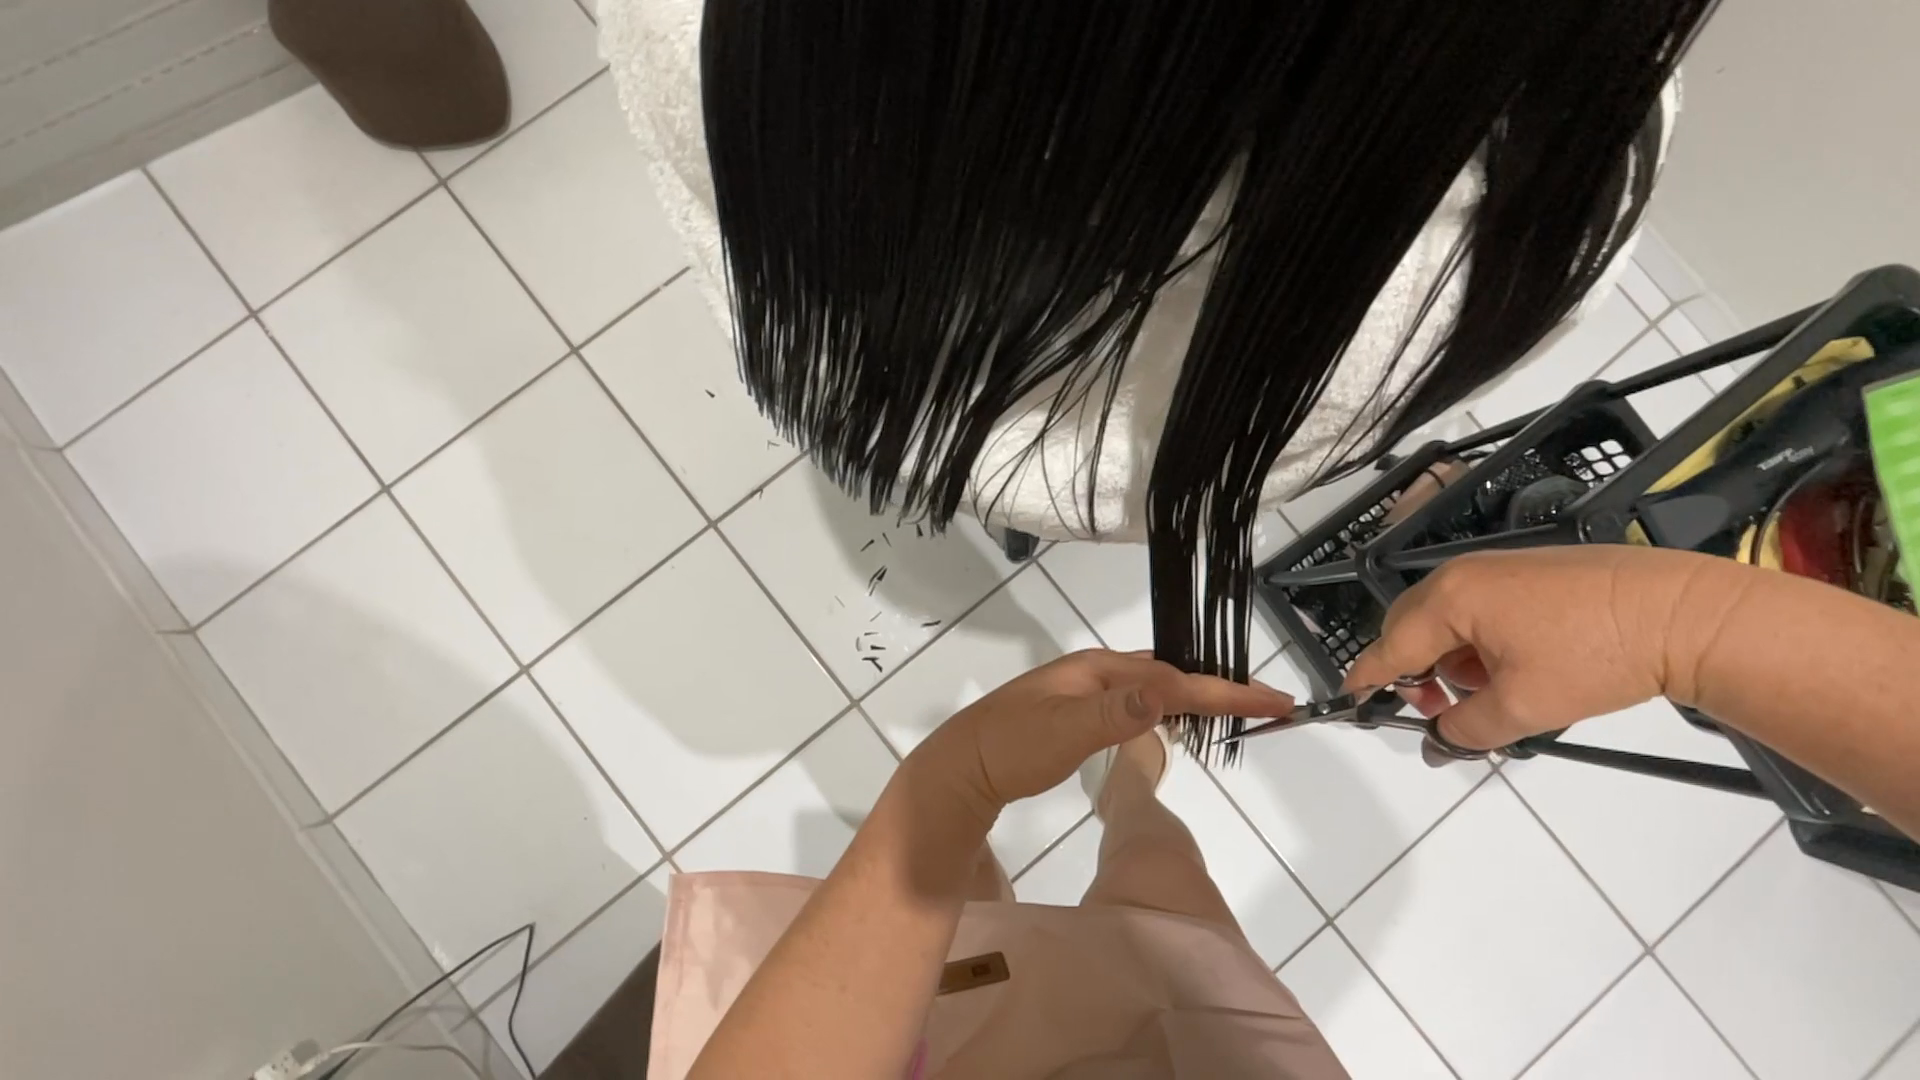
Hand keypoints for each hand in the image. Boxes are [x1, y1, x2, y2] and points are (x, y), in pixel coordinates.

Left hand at [906, 649, 1294, 820]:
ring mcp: (1085, 690)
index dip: (1224, 692)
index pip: (1173, 679)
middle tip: (1266, 703)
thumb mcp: (1063, 731)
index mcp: (1098, 670)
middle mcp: (1095, 672)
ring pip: (1152, 686)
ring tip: (1233, 708)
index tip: (1273, 701)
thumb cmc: (1010, 747)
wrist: (963, 764)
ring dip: (1192, 696)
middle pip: (1168, 675)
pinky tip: (1171, 719)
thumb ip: (1114, 713)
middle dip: (1217, 688)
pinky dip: (1164, 707)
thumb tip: (1167, 692)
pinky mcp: (1078, 712)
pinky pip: (1135, 702)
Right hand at [1344, 545, 1739, 750]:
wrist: (1688, 614)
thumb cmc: (1597, 657)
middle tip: (1442, 709)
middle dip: (1415, 672)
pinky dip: (1476, 640)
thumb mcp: (1525, 707)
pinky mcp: (1525, 570)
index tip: (1349, 701)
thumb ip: (1466, 729)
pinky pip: (1475, 607)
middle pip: (1409, 628)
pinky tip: (1513, 665)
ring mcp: (1493, 567)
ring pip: (1443, 619)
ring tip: (1488, 691)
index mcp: (1449, 601)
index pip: (1389, 647)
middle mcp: (1460, 576)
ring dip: (1449, 658)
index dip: (1367, 678)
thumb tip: (1435, 745)